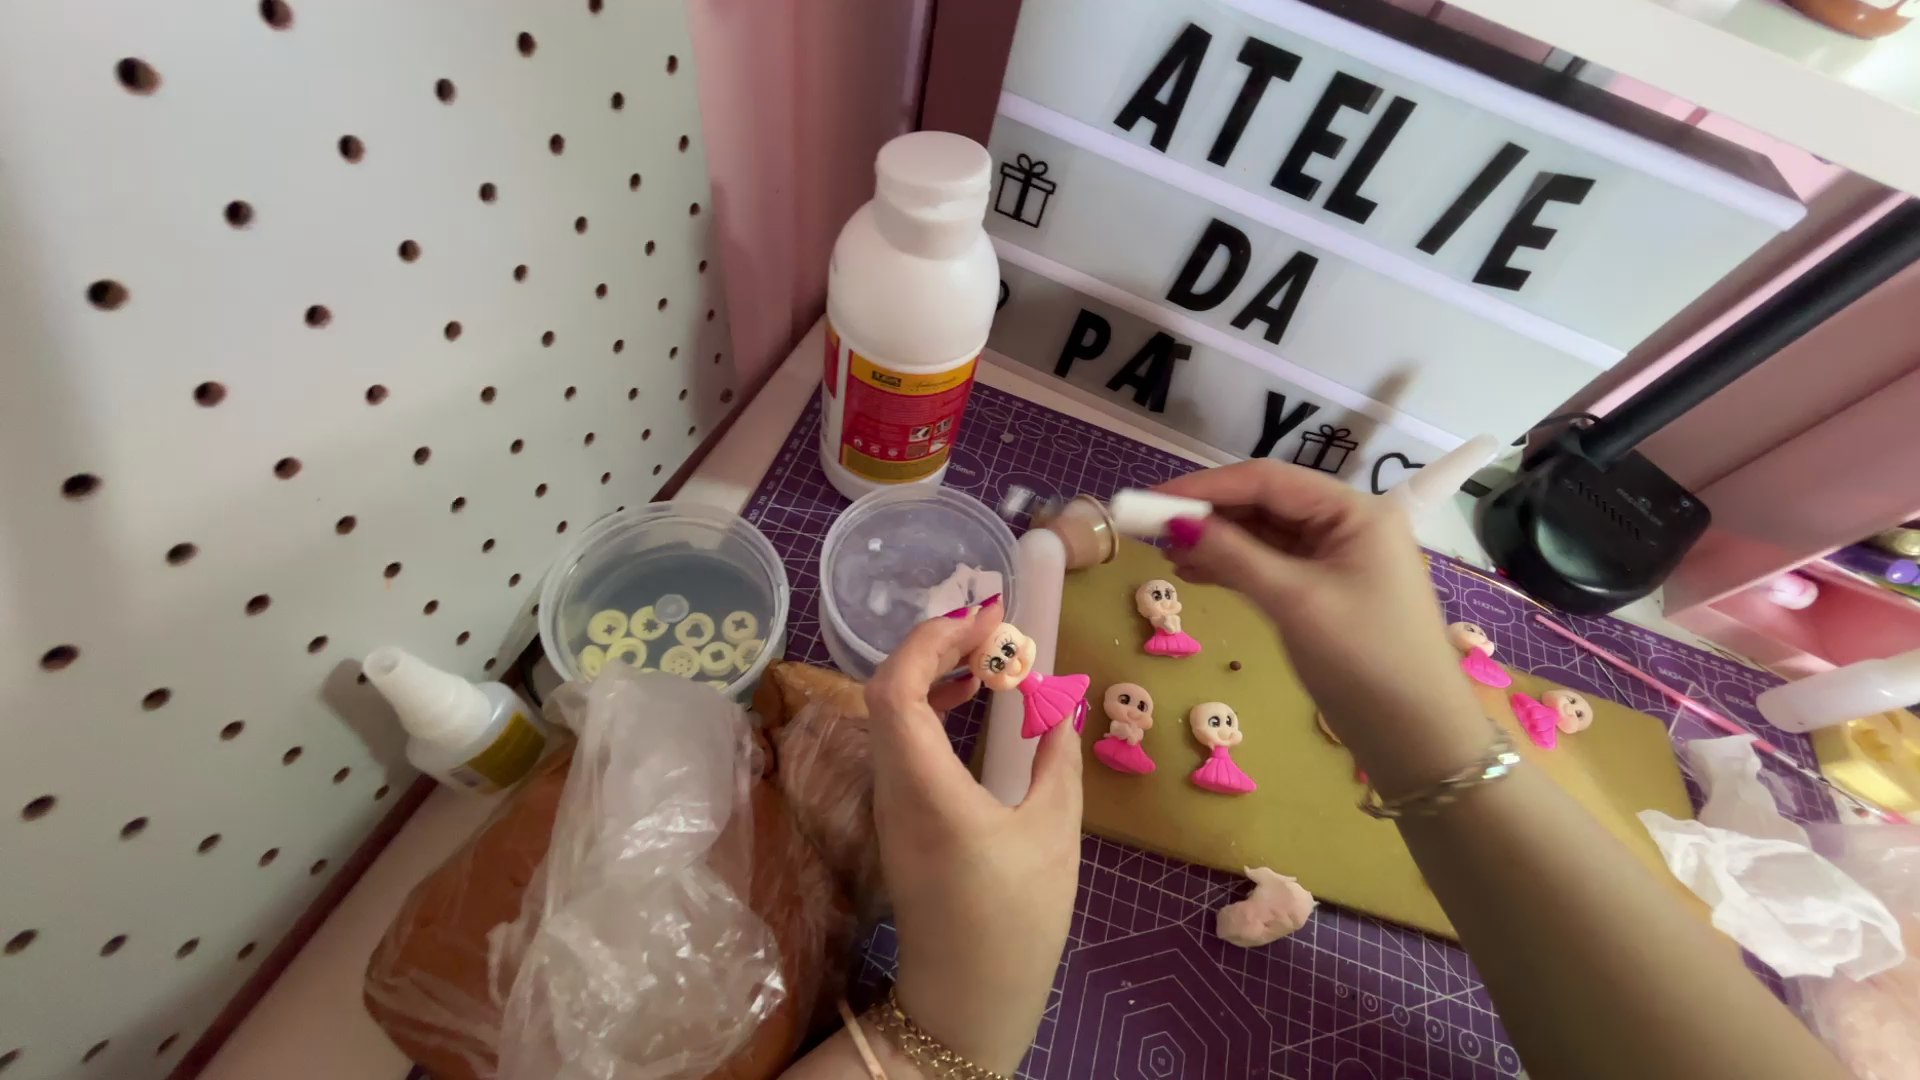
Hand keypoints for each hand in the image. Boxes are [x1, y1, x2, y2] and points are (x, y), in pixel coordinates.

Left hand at [864, 598, 1081, 1074]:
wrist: (963, 1003)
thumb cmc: (1015, 924)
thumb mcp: (1055, 835)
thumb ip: (1057, 756)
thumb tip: (1060, 699)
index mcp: (927, 790)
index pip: (897, 690)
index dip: (931, 641)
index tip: (984, 619)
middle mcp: (894, 785)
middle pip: (888, 689)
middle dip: (936, 643)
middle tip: (993, 627)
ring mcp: (890, 797)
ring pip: (890, 709)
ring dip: (934, 669)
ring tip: (987, 652)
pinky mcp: (898, 808)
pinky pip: (902, 735)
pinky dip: (933, 702)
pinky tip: (972, 698)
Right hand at [1156, 461, 1489, 795]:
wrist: (1414, 736)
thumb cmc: (1364, 658)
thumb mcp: (1293, 600)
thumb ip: (1232, 556)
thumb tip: (1173, 524)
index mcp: (1353, 511)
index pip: (1267, 480)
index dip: (1205, 487)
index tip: (1151, 500)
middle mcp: (1343, 523)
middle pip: (1263, 503)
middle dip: (1208, 514)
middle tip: (1152, 529)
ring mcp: (1332, 557)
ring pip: (1260, 533)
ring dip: (1214, 540)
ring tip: (1167, 554)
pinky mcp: (1319, 587)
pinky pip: (1266, 562)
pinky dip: (1229, 565)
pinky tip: (1192, 572)